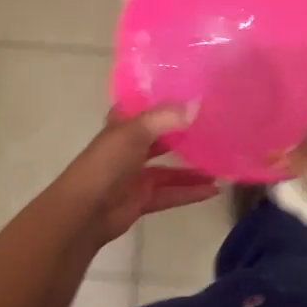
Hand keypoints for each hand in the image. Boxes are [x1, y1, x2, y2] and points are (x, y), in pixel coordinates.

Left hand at [46, 105, 219, 247]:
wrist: (84, 211)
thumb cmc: (106, 163)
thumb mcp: (135, 132)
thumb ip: (166, 118)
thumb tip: (197, 105)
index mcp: (121, 127)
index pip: (144, 109)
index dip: (164, 102)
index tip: (193, 95)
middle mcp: (129, 148)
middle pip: (161, 139)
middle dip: (184, 136)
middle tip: (216, 130)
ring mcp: (135, 176)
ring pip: (169, 170)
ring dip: (193, 169)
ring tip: (222, 165)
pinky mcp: (142, 200)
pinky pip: (171, 193)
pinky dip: (191, 192)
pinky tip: (214, 190)